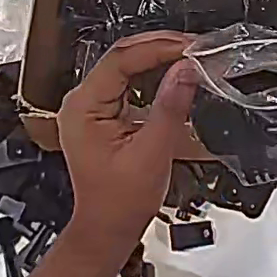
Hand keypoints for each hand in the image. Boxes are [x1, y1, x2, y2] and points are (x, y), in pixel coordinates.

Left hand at [57, 30, 195, 262]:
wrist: (107, 229)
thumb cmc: (120, 202)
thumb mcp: (152, 154)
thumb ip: (169, 108)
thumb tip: (186, 70)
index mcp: (83, 108)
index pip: (120, 60)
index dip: (157, 48)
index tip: (188, 47)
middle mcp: (82, 101)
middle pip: (122, 55)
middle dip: (160, 46)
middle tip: (194, 46)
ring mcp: (92, 104)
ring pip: (127, 63)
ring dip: (159, 55)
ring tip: (189, 53)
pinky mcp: (105, 109)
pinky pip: (129, 78)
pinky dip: (154, 70)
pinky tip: (174, 69)